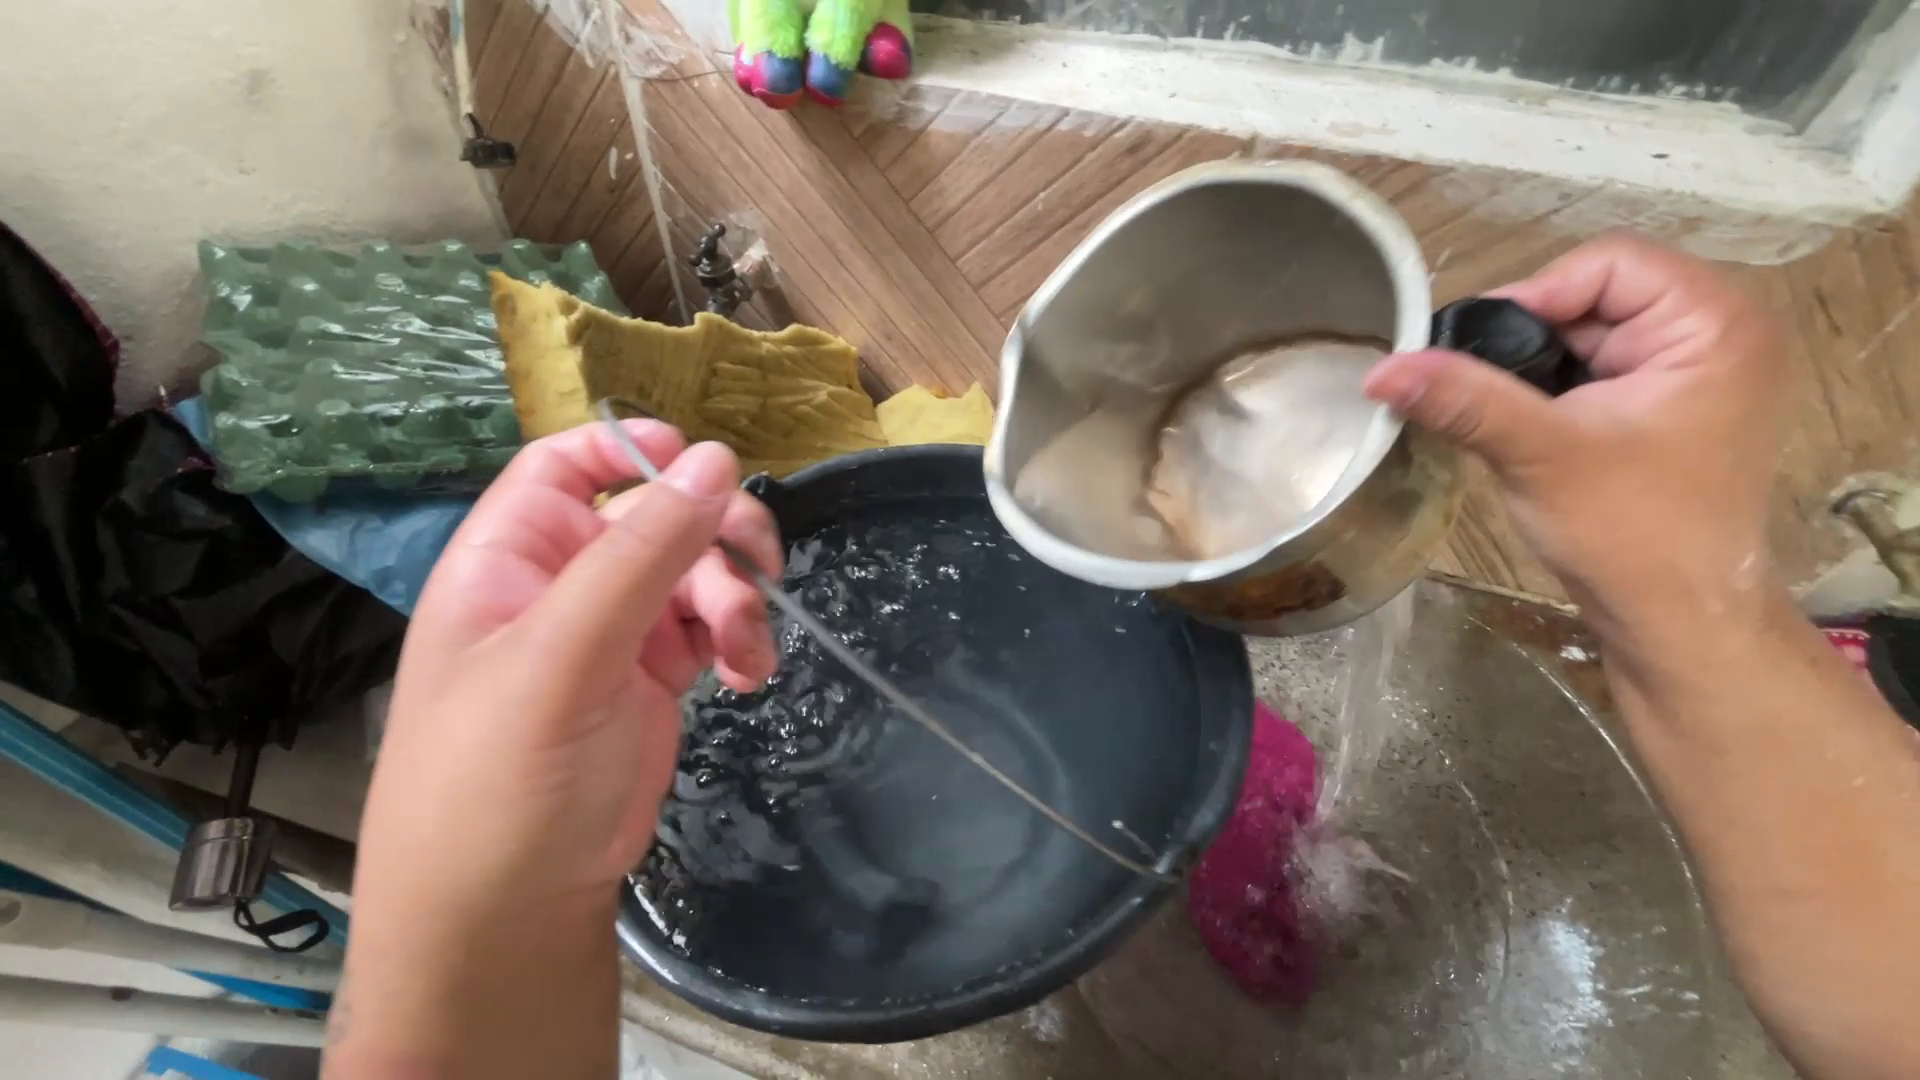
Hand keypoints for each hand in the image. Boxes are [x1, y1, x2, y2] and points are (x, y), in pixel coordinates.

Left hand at [360, 420, 781, 907]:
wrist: (514, 909)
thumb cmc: (503, 779)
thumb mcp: (568, 657)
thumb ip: (641, 555)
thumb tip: (717, 460)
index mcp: (513, 558)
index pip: (565, 466)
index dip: (630, 450)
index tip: (705, 463)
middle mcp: (565, 583)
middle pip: (657, 517)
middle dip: (715, 537)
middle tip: (764, 563)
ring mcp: (616, 630)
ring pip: (698, 573)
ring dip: (736, 602)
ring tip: (747, 653)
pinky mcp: (657, 674)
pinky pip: (714, 627)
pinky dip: (740, 641)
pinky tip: (748, 675)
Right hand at [1364, 234, 1787, 639]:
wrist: (1671, 612)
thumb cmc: (1628, 529)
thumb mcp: (1538, 453)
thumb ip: (1462, 400)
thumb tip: (1379, 369)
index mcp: (1712, 326)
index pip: (1606, 264)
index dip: (1530, 298)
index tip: (1474, 357)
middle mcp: (1709, 336)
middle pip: (1589, 297)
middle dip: (1521, 341)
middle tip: (1472, 391)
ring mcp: (1684, 374)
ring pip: (1578, 337)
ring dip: (1524, 370)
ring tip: (1491, 414)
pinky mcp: (1655, 408)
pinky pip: (1583, 373)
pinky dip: (1538, 392)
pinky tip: (1513, 427)